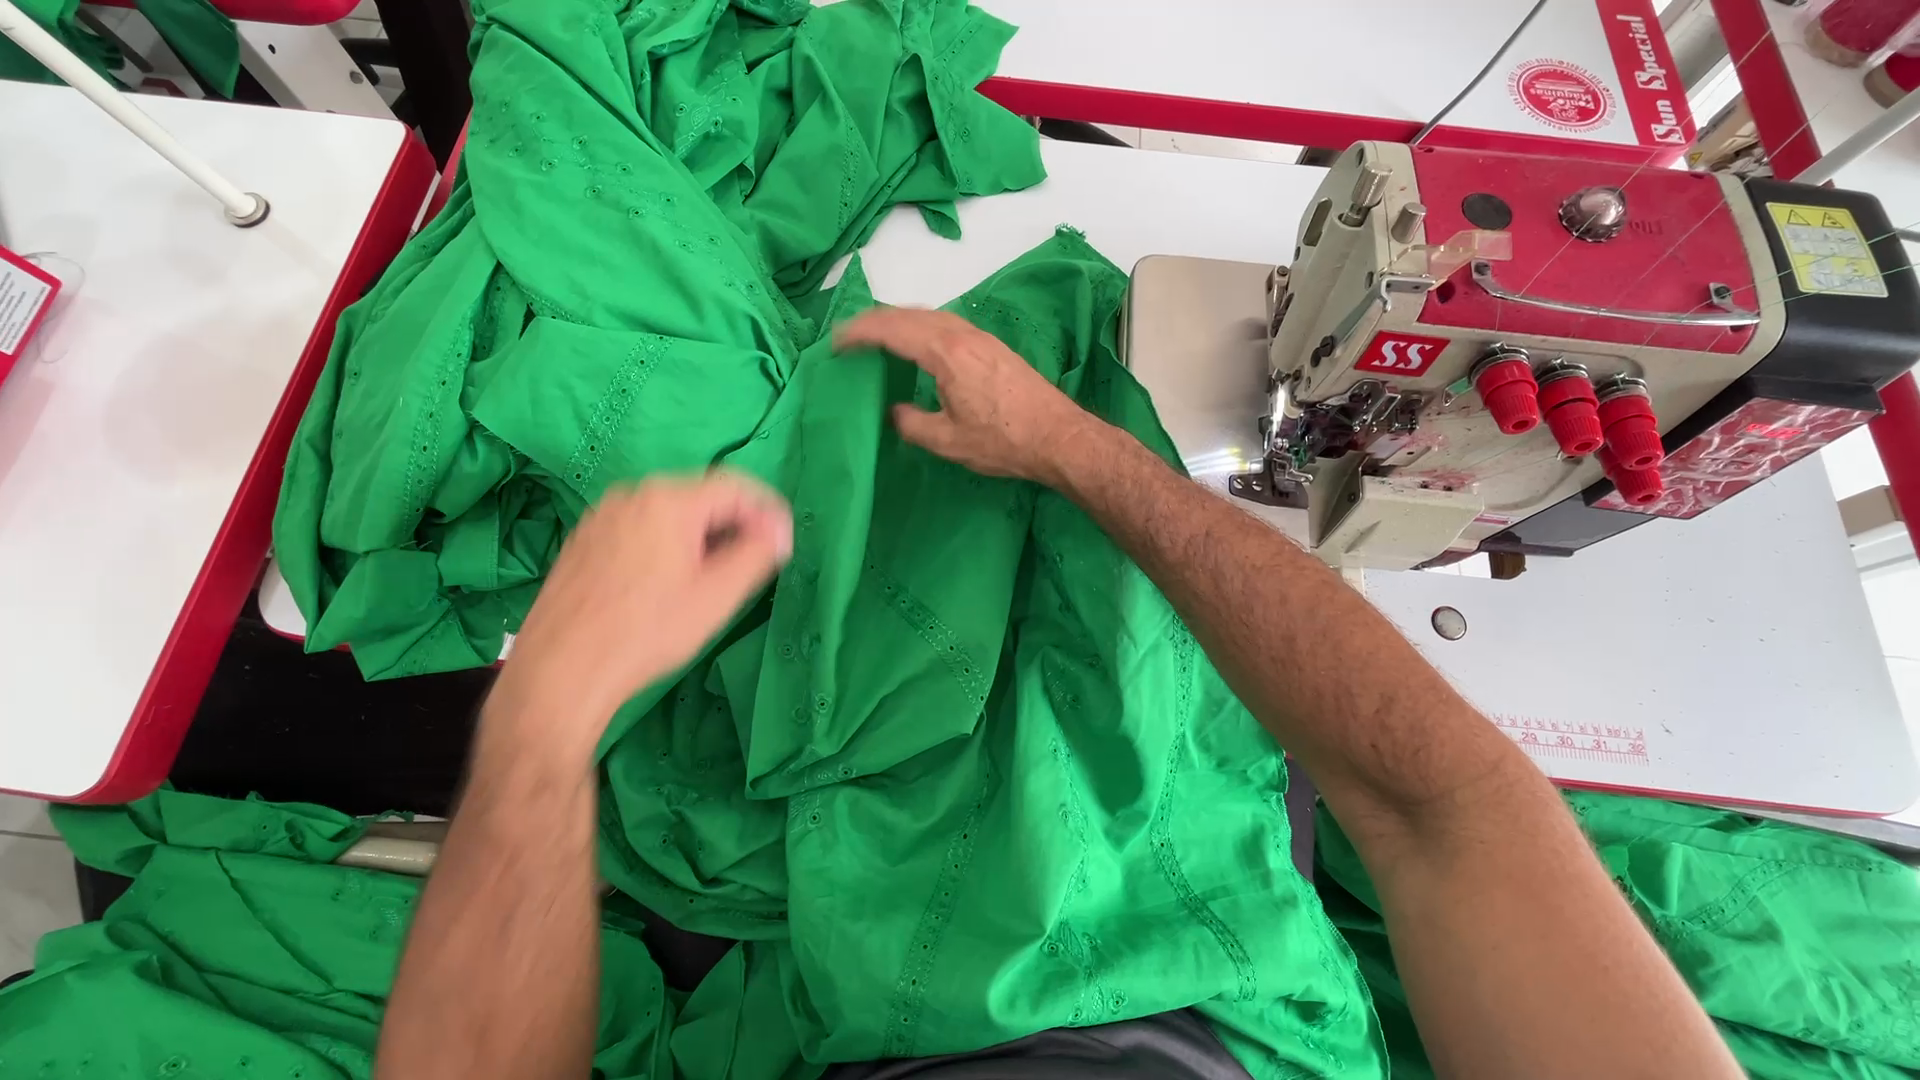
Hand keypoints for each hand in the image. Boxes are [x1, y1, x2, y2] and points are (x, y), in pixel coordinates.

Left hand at [487, 471, 792, 756]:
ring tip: (713, 576)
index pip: (734, 486)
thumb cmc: (648, 631)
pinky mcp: (583, 541)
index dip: (767, 509)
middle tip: (755, 560)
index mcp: (668, 500)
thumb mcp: (718, 595)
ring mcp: (601, 516)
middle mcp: (631, 494)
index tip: (784, 540)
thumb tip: (778, 531)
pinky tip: (668, 583)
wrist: (562, 670)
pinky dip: (666, 545)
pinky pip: (639, 529)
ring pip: (668, 514)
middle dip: (734, 524)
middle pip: (700, 497)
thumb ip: (758, 554)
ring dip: (700, 536)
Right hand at [834, 308, 1095, 485]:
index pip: (892, 329)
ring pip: (930, 316)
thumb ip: (911, 424)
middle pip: (909, 314)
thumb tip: (893, 412)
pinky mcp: (993, 348)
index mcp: (946, 352)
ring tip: (878, 338)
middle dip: (875, 321)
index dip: (859, 333)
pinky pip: (947, 325)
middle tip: (850, 337)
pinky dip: (922, 328)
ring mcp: (981, 338)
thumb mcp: (947, 441)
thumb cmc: (1002, 442)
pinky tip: (920, 347)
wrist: (1059, 438)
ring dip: (900, 321)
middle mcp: (962, 335)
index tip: (836, 343)